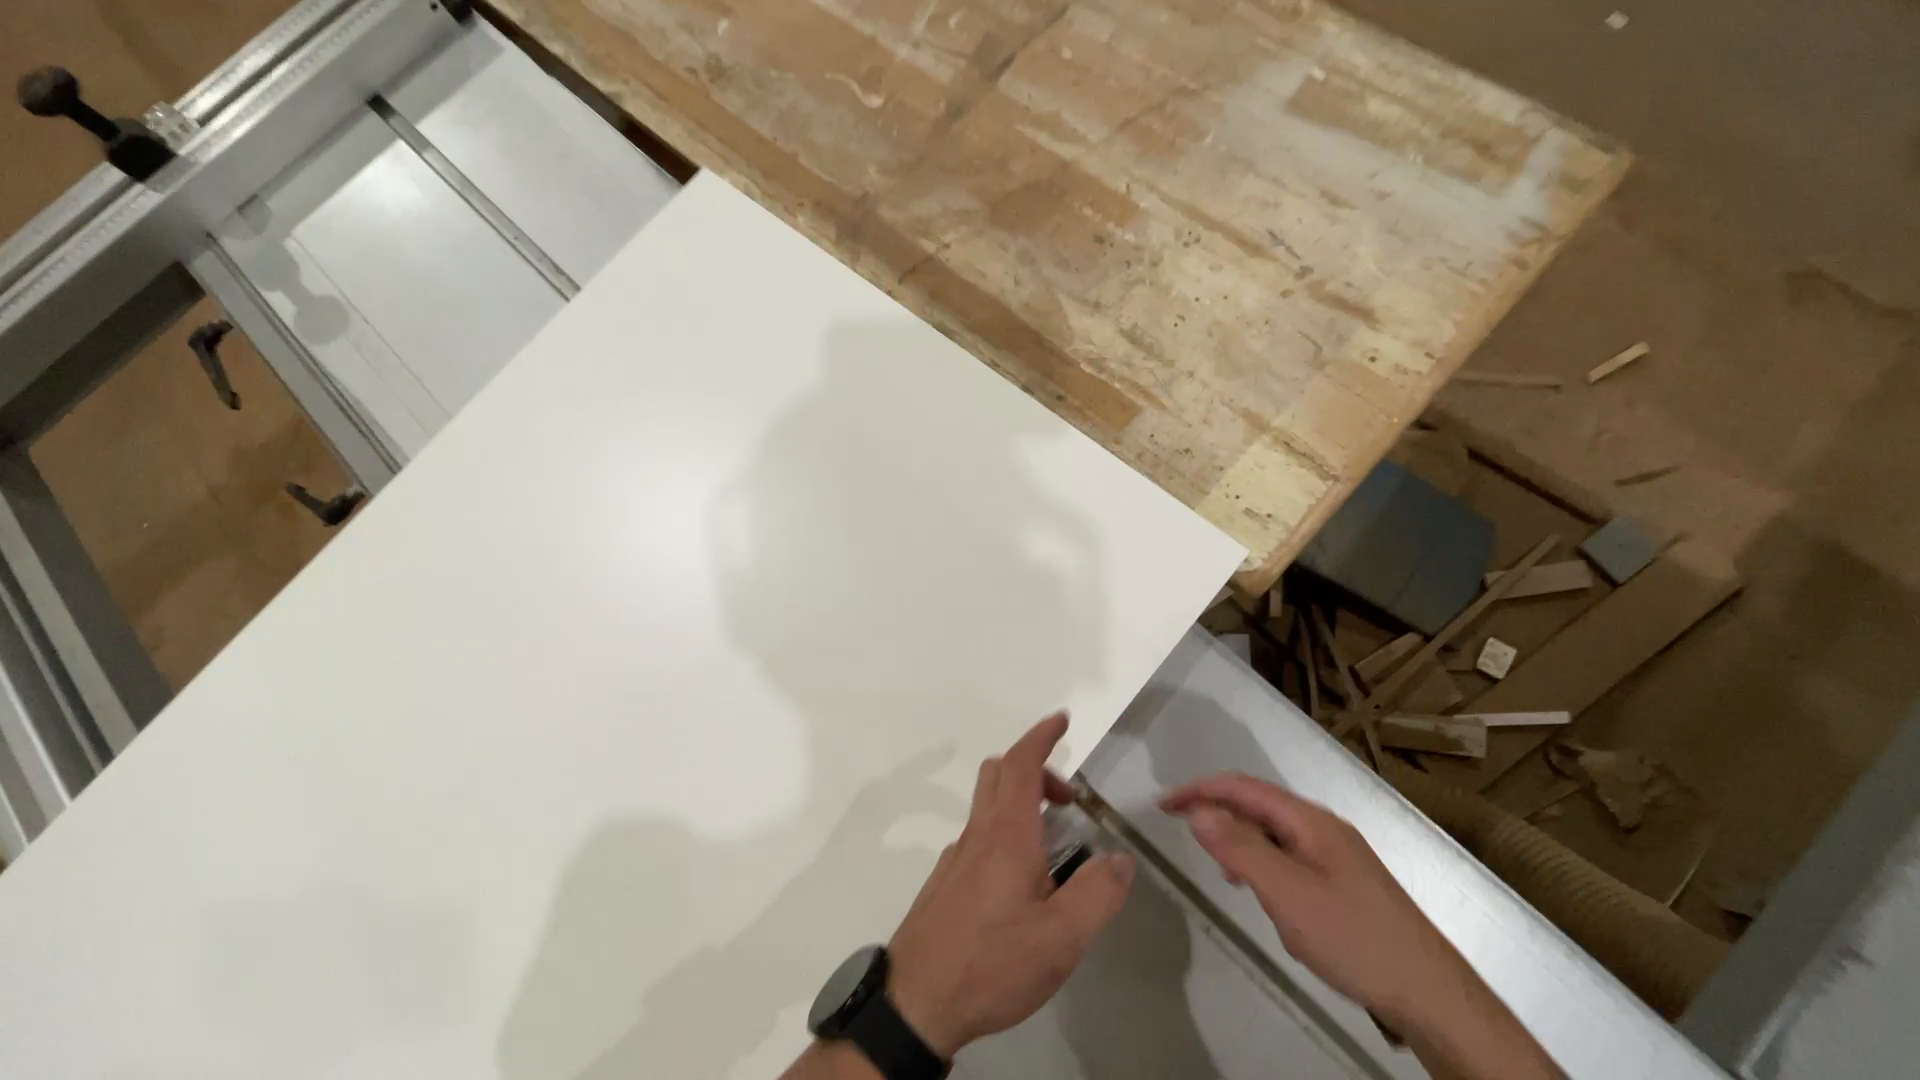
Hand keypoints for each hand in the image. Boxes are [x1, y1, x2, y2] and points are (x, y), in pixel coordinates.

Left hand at [885, 713, 1134, 1056]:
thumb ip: (1097, 893)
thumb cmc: (991, 964)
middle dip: (1036, 768)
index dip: (1041, 737)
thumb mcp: (1061, 938)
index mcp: (1006, 837)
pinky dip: (1006, 833)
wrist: (916, 1004)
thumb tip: (1119, 858)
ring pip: (987, 807)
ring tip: (1054, 842)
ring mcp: (956, 860)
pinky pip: (979, 838)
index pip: (1021, 765)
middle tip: (1069, 798)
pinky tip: (1023, 882)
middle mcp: (977, 837)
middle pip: (999, 775)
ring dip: (1020, 802)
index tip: (1061, 721)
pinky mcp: (946, 884)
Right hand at [1159, 774, 1561, 1079]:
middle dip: (1216, 809)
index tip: (1162, 805)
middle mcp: (1323, 829)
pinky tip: (1257, 890)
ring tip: (1215, 864)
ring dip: (1237, 836)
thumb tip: (1198, 810)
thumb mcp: (1287, 893)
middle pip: (1258, 804)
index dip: (1199, 790)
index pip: (1243, 787)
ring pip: (1272, 831)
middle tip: (1180, 830)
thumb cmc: (1353, 938)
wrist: (1429, 992)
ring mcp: (1336, 855)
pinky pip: (1288, 855)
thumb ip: (1240, 849)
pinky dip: (1259, 860)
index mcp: (1310, 821)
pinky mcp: (1342, 882)